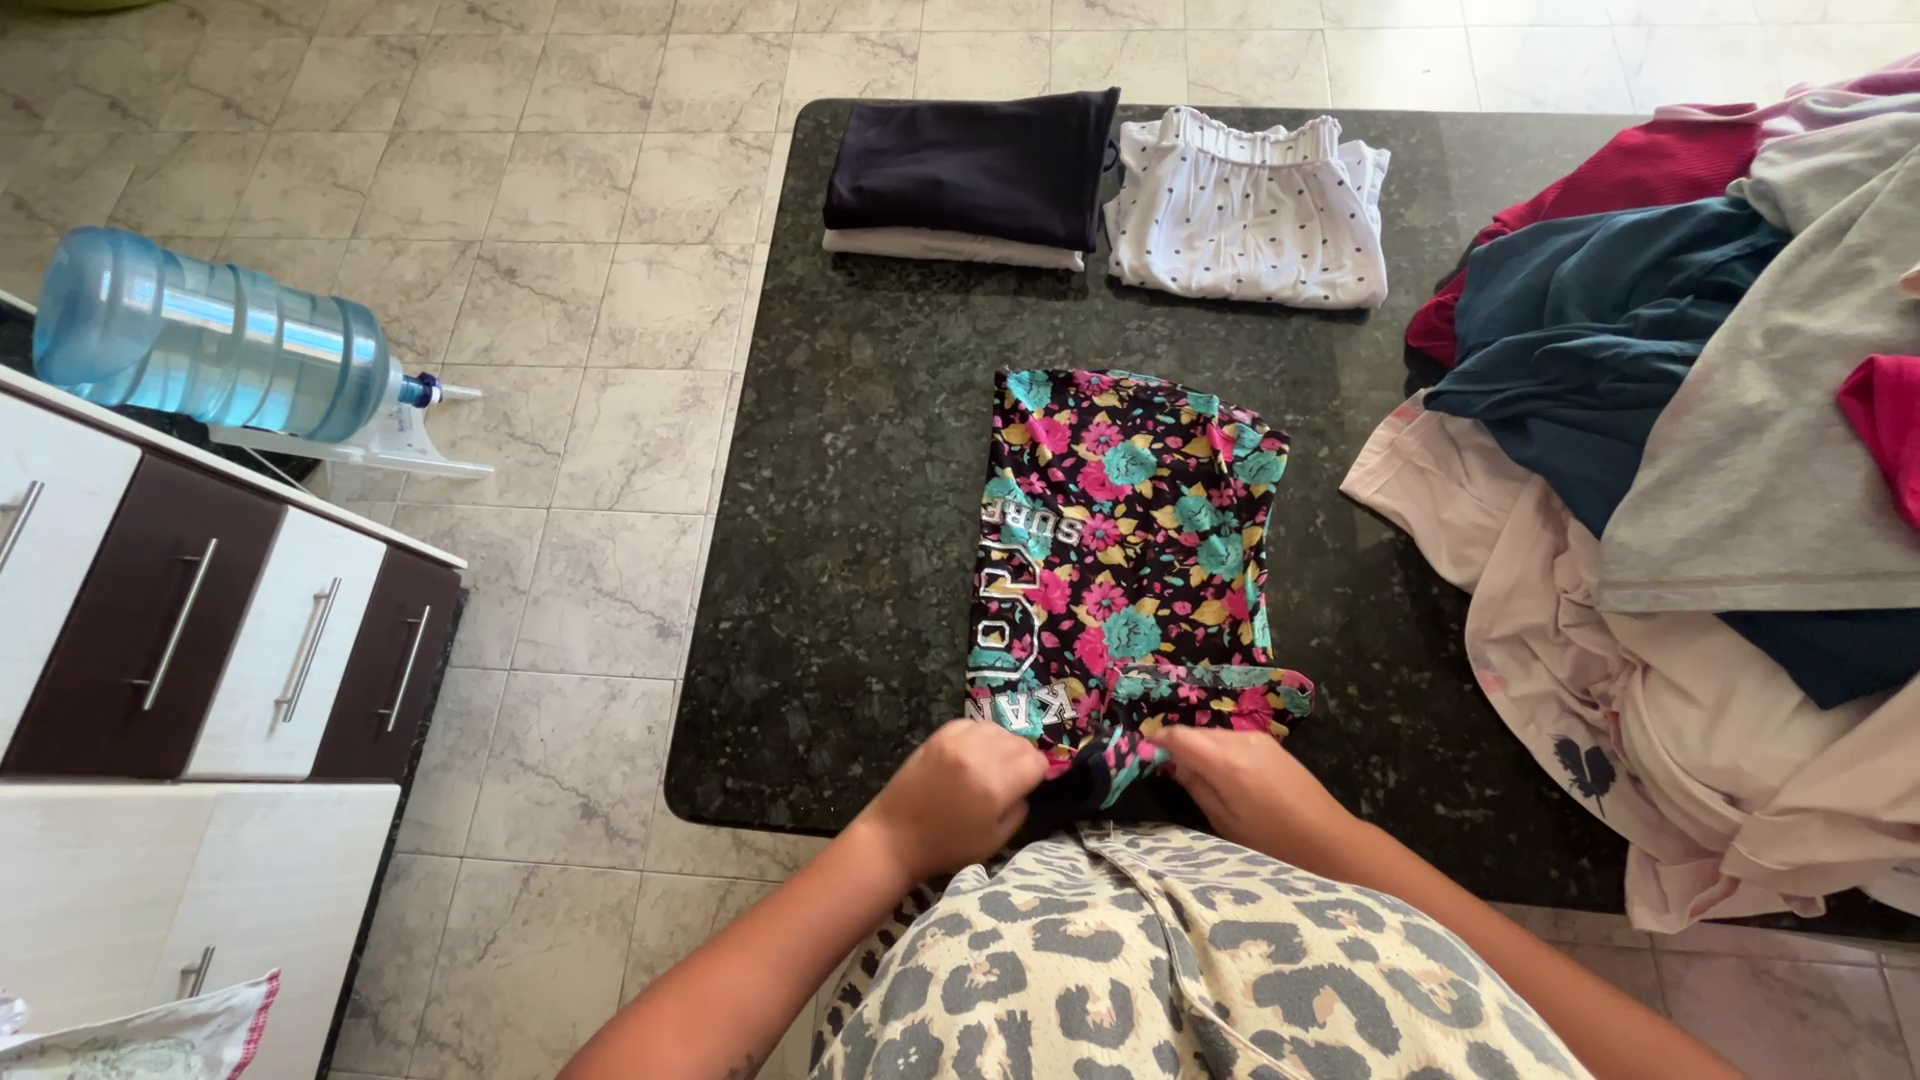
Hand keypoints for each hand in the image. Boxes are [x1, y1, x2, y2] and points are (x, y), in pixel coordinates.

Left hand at [850, 720, 1048, 880]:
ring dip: (1002, 743)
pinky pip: (971, 724)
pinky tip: (973, 752)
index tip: (1031, 782)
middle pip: (1019, 742)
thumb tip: (1027, 784)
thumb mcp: (995, 840)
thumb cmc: (947, 846)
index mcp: (994, 786)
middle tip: (1012, 776)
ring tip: (993, 762)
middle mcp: (978, 757)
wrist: (896, 836)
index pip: (1035, 761)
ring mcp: (956, 742)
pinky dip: (979, 735)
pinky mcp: (938, 736)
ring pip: (997, 729)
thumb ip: (1019, 809)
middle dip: (1023, 757)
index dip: (1038, 772)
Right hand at [1148, 727, 1369, 878]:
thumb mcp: (1225, 821)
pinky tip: (1220, 771)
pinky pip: (1230, 738)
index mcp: (1227, 763)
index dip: (1156, 740)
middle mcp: (1240, 741)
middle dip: (1176, 744)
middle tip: (1164, 766)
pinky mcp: (1269, 743)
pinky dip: (1216, 748)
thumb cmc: (1274, 842)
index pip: (1179, 737)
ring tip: (1192, 773)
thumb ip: (1195, 785)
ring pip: (1212, 734)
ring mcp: (1257, 738)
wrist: (1329, 840)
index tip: (1142, 752)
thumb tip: (1170, 762)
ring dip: (1197, 747)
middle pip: (1195, 732)